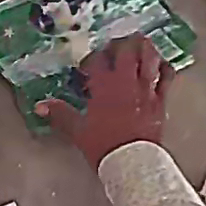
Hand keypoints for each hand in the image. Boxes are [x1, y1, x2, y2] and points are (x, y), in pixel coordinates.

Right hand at [34, 35, 172, 167]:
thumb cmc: (103, 145)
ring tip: (141, 42)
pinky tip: (162, 63)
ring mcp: (146, 89)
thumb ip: (60, 114)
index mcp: (104, 86)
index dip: (93, 57)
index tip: (88, 65)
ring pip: (149, 58)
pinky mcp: (160, 100)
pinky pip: (167, 77)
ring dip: (145, 48)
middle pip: (126, 51)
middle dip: (120, 43)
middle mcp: (126, 82)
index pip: (98, 60)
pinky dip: (165, 67)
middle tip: (115, 44)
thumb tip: (39, 106)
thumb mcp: (78, 130)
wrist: (132, 163)